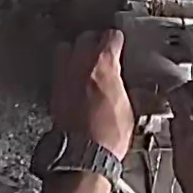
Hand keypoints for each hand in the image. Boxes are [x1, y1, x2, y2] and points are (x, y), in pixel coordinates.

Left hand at [51, 29, 133, 158]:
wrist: (82, 156)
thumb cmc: (106, 135)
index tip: (120, 43)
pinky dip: (66, 69)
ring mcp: (64, 75)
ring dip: (75, 51)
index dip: (118, 39)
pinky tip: (75, 80)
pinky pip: (58, 68)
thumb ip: (132, 92)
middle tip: (104, 51)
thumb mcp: (130, 110)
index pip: (111, 36)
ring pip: (66, 48)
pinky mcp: (53, 90)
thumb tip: (138, 91)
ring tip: (85, 60)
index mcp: (103, 64)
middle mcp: (80, 64)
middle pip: (86, 37)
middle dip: (96, 41)